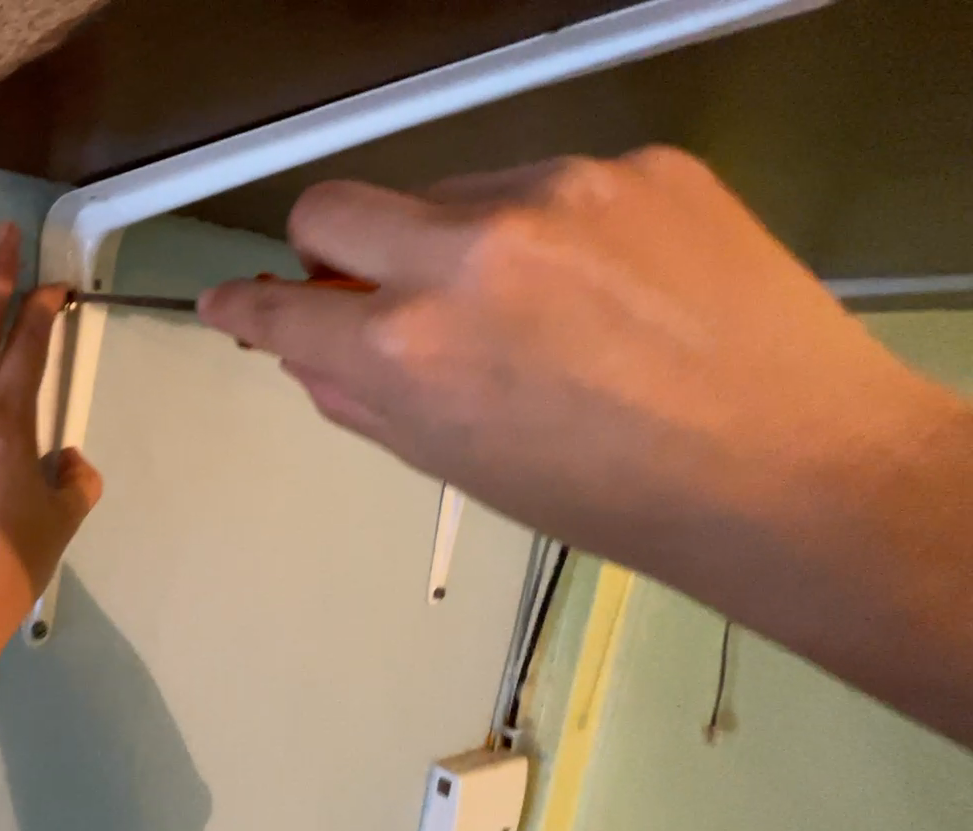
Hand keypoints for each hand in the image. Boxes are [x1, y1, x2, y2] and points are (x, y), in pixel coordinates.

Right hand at [196, 148, 961, 573]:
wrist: (780, 466)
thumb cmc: (595, 487)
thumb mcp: (440, 456)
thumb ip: (352, 393)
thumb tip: (305, 349)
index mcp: (405, 346)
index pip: (280, 310)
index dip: (241, 307)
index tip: (226, 302)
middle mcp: (462, 254)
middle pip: (330, 207)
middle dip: (324, 250)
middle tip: (361, 288)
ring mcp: (551, 196)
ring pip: (436, 193)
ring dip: (439, 243)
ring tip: (514, 306)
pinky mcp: (632, 166)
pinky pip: (533, 184)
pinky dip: (529, 230)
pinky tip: (583, 284)